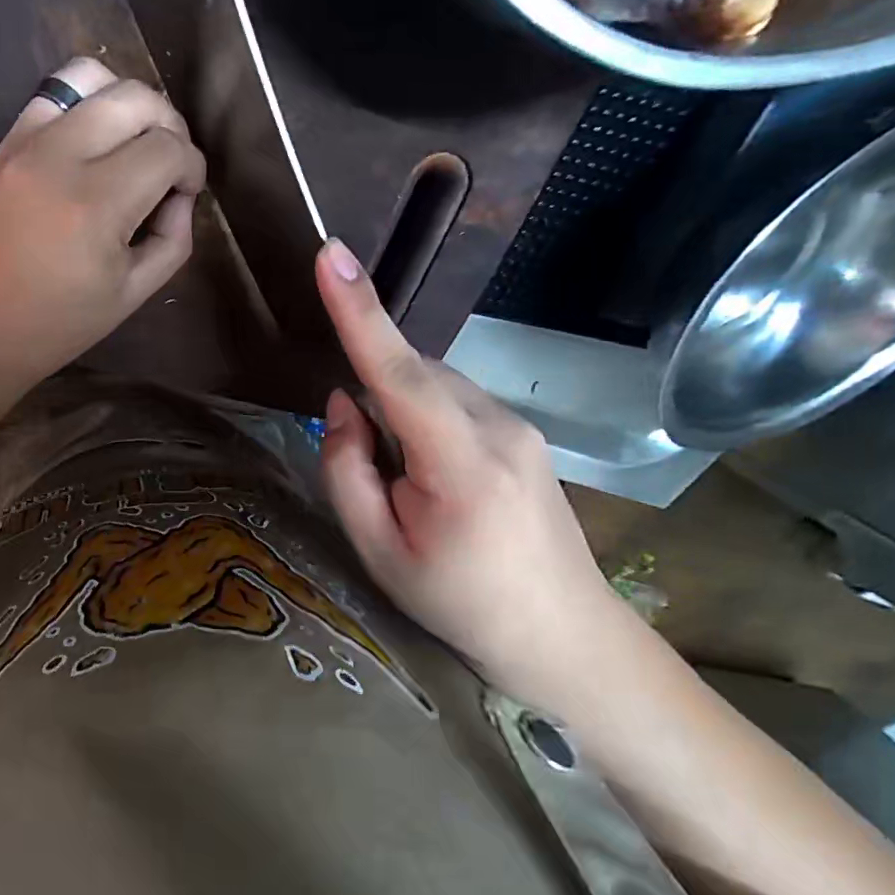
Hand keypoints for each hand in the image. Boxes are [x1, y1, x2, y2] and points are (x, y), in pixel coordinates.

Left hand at [0, 56, 204, 395]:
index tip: (188, 192)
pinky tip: (94, 143)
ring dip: (128, 103)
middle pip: (137, 97)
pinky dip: (86, 104)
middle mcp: (61, 158)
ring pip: (93, 77)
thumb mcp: (134, 293)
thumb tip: (182, 195)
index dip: (192, 167)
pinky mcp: (5, 143)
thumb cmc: (60, 324)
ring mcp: (26, 143)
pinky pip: (54, 94)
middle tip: (169, 166)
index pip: (168, 148)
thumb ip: (173, 238)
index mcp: (98, 205)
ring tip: (133, 143)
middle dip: (170, 126)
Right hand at [313, 239, 629, 703]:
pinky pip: (454, 399)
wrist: (564, 638)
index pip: (399, 372)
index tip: (331, 256)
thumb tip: (346, 403)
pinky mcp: (525, 431)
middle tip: (371, 471)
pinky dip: (423, 418)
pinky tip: (435, 479)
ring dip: (399, 410)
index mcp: (460, 464)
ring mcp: (520, 425)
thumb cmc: (460, 605)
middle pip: (411, 373)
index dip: (360, 312)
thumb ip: (347, 470)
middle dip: (373, 396)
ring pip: (432, 383)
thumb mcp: (380, 552)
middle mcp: (499, 426)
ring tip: (408, 485)